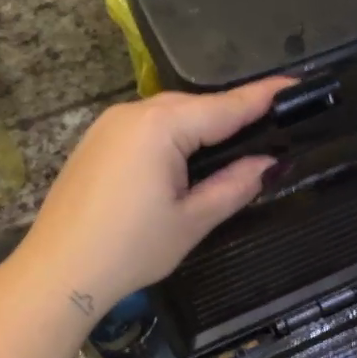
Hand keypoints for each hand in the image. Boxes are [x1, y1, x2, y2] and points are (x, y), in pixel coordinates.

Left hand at [20, 78, 290, 306]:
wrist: (59, 271)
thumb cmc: (131, 249)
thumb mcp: (192, 220)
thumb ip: (235, 185)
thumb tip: (269, 163)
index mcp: (162, 126)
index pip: (226, 106)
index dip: (265, 97)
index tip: (297, 86)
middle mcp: (134, 112)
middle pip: (197, 107)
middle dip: (232, 117)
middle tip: (272, 133)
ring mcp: (109, 125)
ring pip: (170, 116)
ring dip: (202, 129)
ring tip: (235, 150)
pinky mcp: (97, 142)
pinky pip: (147, 129)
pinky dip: (174, 138)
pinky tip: (187, 162)